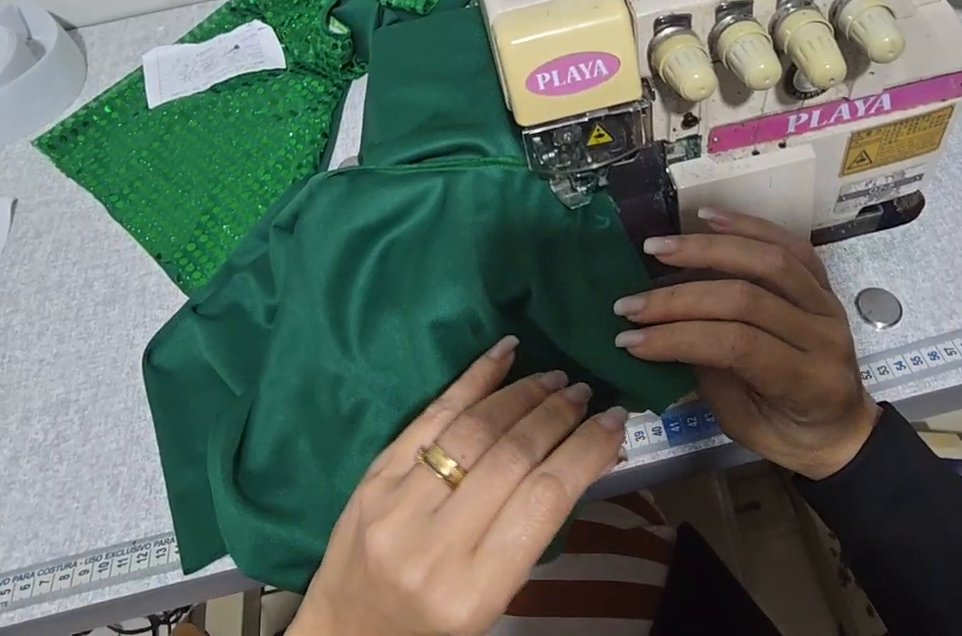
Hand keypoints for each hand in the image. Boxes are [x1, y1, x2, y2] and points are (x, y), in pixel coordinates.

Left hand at [291, 337, 630, 635]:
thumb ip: (530, 529)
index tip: (615, 421)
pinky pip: (433, 413)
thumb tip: (583, 456)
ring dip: (522, 393)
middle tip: (584, 393)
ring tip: (554, 378)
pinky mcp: (376, 474)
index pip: (545, 498)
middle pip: (513, 456)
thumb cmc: (433, 628)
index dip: (585, 449)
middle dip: (557, 415)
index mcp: (475, 589)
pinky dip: (474, 378)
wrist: (346, 633)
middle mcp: (435, 542)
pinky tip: (504, 353)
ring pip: (475, 428)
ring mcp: (398, 502)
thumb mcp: (492, 599)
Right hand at [611, 208, 878, 480]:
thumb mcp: (745, 423)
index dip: (679, 337)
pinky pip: (787, 244)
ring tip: (658, 248)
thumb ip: (710, 375)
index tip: (629, 339)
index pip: (738, 345)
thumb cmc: (789, 433)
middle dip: (679, 298)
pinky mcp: (823, 281)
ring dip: (705, 249)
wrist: (841, 427)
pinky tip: (707, 217)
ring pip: (767, 260)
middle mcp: (824, 334)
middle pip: (746, 298)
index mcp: (808, 382)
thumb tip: (659, 332)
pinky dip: (746, 225)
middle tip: (630, 302)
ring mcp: (827, 302)